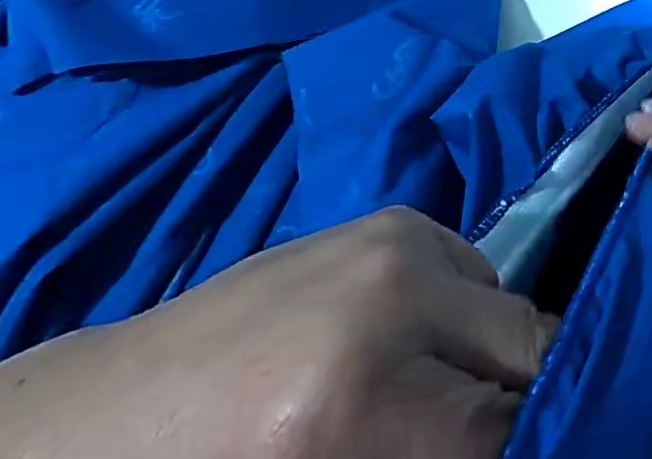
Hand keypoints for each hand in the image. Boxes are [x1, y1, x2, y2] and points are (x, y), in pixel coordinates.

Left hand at [0, 207, 555, 458]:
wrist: (119, 417)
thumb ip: (446, 456)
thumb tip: (519, 432)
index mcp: (356, 399)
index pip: (508, 430)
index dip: (531, 446)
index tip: (532, 449)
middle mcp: (389, 292)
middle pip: (527, 348)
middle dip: (519, 402)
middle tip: (473, 431)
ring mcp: (388, 239)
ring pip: (507, 304)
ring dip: (492, 355)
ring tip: (438, 391)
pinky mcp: (388, 216)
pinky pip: (469, 269)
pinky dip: (463, 313)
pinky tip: (415, 342)